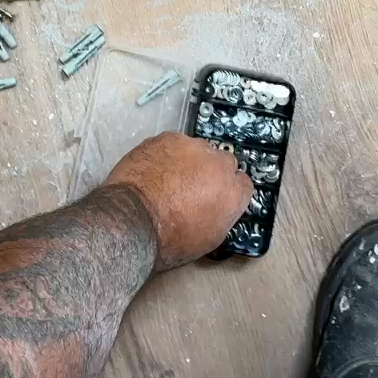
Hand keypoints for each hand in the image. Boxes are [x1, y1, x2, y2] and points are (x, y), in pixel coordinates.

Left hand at [103, 131, 253, 270]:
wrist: (133, 219)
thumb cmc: (170, 239)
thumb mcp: (208, 239)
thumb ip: (221, 214)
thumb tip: (217, 204)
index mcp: (233, 193)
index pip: (243, 184)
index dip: (227, 191)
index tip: (215, 197)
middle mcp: (219, 165)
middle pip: (223, 162)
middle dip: (211, 172)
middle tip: (192, 187)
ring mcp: (193, 147)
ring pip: (198, 149)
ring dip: (189, 160)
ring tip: (169, 178)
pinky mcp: (169, 137)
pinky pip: (175, 143)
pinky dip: (168, 153)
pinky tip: (155, 168)